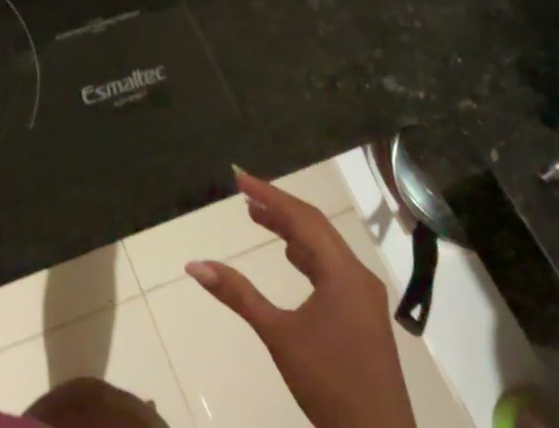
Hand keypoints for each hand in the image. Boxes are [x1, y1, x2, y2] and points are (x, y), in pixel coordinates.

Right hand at [185, 169, 415, 427]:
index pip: (303, 219)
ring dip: (292, 230)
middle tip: (243, 192)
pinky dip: (306, 254)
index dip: (269, 194)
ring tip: (258, 216)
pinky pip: (332, 269)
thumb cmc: (328, 381)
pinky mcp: (362, 316)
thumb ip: (238, 294)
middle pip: (317, 228)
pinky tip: (290, 256)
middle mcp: (358, 277)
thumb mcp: (278, 334)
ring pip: (325, 249)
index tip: (238, 177)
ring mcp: (364, 298)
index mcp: (343, 274)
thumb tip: (194, 264)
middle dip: (279, 207)